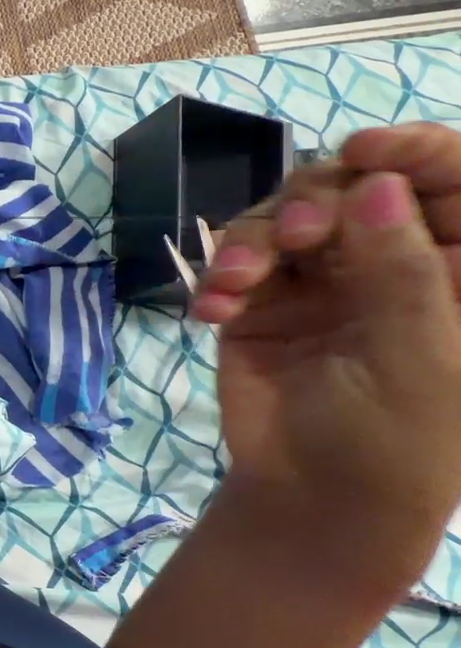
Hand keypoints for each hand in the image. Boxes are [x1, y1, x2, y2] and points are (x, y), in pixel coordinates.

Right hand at [193, 124, 460, 550]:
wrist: (313, 494)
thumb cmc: (401, 434)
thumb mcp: (420, 351)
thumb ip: (402, 269)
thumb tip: (376, 184)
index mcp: (460, 267)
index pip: (449, 183)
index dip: (415, 154)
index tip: (364, 153)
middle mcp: (392, 262)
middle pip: (351, 190)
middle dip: (315, 203)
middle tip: (297, 239)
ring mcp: (320, 283)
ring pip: (282, 221)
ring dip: (252, 243)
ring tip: (232, 284)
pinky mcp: (257, 306)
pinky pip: (232, 265)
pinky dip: (217, 279)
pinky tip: (212, 311)